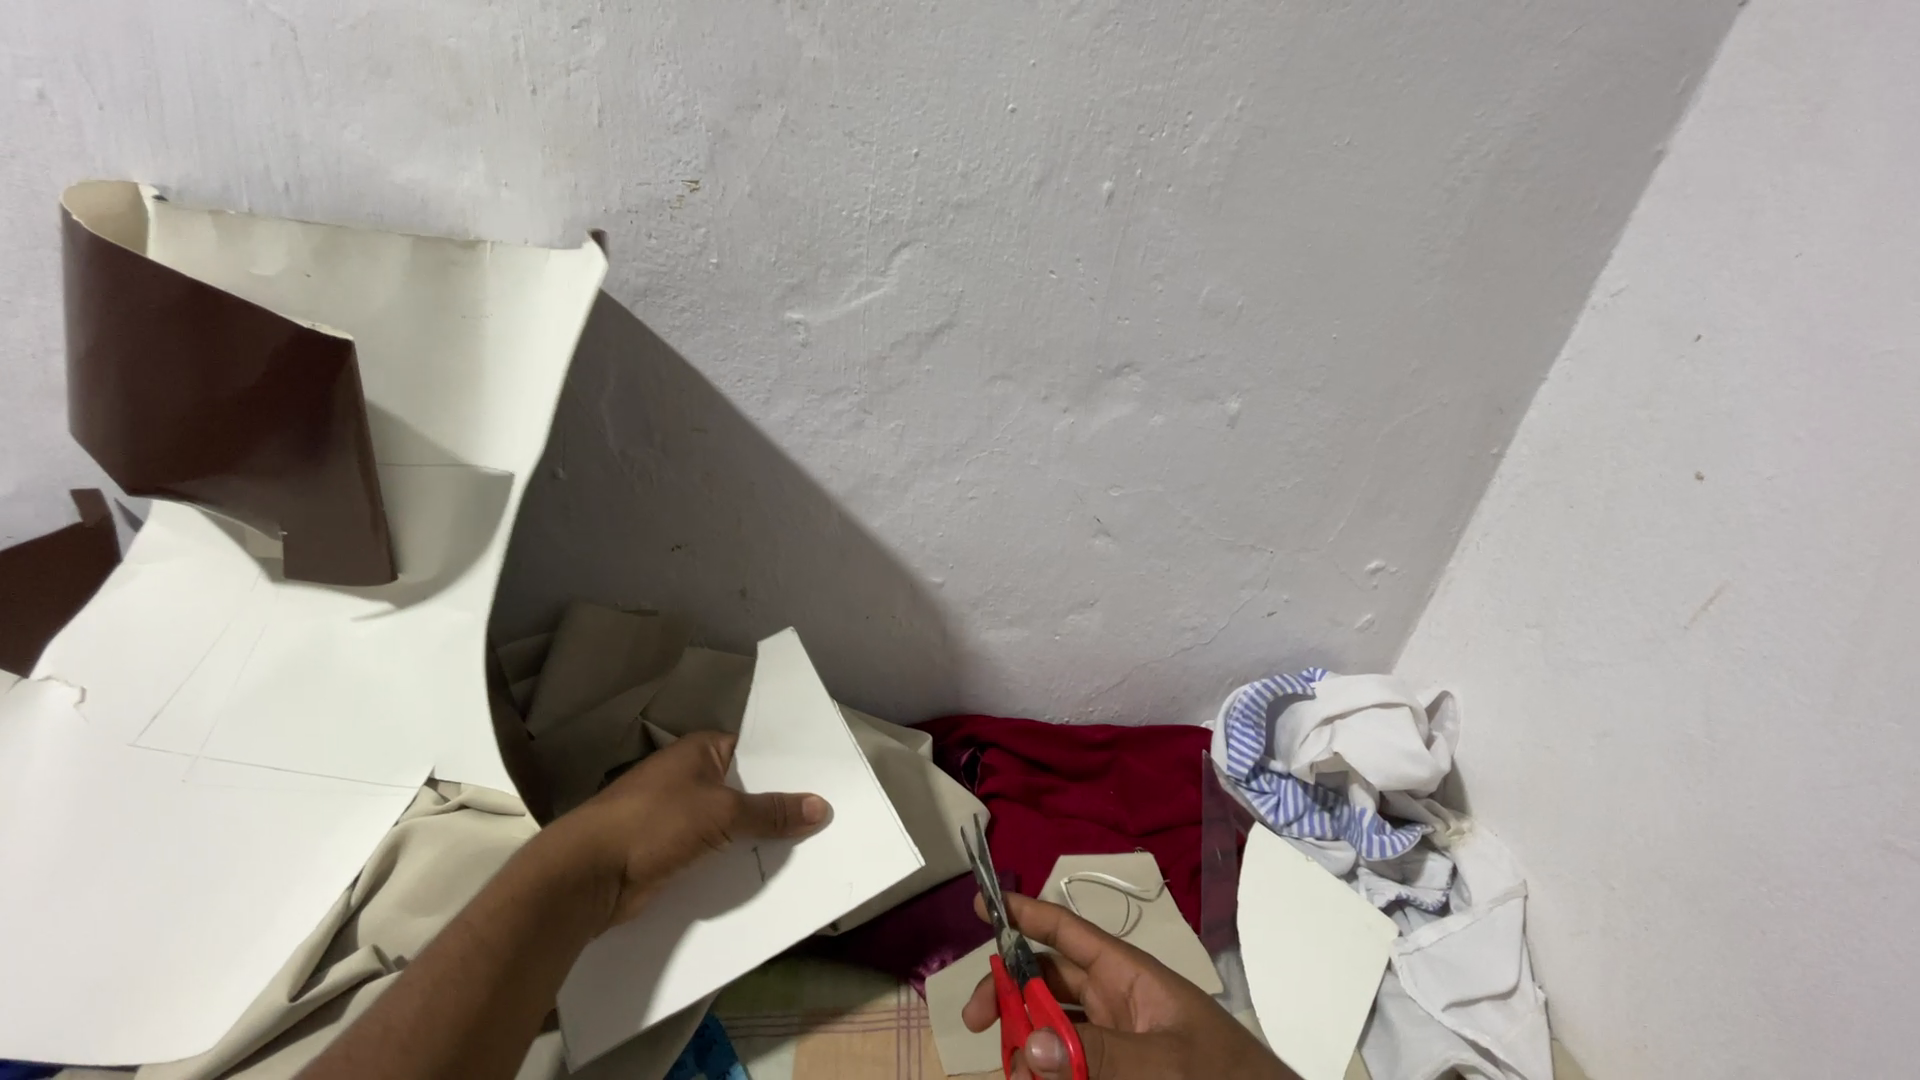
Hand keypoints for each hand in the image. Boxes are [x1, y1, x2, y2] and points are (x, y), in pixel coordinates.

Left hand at [538, 730, 829, 930]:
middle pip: (747, 788)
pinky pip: (718, 850)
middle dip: (780, 804)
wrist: (589, 875)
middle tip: (828, 815)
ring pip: (733, 822)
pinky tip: (771, 869)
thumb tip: (821, 807)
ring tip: (811, 844)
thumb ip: (771, 812)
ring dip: (760, 835)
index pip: (755, 750)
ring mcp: (680, 815)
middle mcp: (692, 777)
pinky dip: (739, 858)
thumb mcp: (722, 812)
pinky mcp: (673, 851)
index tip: (827, 777)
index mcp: (701, 751)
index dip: (788, 764)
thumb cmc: (655, 822)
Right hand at [963, 893, 1296, 1079]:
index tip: (982, 907)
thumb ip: (1100, 1055)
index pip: (1067, 932)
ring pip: (1052, 1027)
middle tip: (975, 1022)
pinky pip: (1070, 1064)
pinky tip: (1033, 1078)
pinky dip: (1048, 1069)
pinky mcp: (1114, 1071)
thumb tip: (1030, 1046)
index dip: (1025, 913)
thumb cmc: (1225, 1076)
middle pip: (1047, 981)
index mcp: (1128, 975)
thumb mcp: (1166, 1064)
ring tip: (1008, 1070)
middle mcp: (1114, 1001)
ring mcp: (1114, 1040)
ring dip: (1024, 1041)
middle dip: (1007, 992)